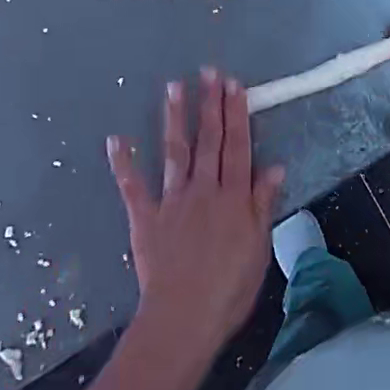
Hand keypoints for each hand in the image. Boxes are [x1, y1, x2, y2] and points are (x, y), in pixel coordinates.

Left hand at [107, 69, 283, 360]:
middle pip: (209, 140)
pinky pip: (132, 187)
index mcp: (232, 196)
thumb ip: (262, 203)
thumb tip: (274, 165)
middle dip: (210, 104)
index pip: (237, 146)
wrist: (184, 318)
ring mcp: (172, 200)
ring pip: (175, 151)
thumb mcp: (258, 247)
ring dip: (175, 117)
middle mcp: (203, 189)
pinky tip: (115, 139)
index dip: (237, 113)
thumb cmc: (229, 287)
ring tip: (174, 86)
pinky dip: (123, 163)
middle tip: (209, 71)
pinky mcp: (145, 217)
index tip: (234, 84)